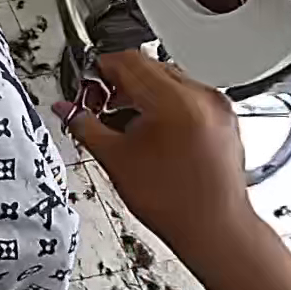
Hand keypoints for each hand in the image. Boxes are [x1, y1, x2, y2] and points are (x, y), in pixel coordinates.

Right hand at [57, 52, 263, 261]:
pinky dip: (166, 105)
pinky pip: (189, 97)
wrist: (213, 228)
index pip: (128, 61)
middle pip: (149, 67)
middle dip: (120, 83)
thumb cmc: (172, 202)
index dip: (101, 69)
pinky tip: (151, 131)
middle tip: (100, 104)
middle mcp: (199, 96)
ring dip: (143, 93)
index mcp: (171, 100)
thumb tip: (66, 109)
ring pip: (169, 81)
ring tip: (125, 121)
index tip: (88, 82)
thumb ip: (85, 125)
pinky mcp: (223, 118)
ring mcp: (215, 106)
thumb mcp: (115, 159)